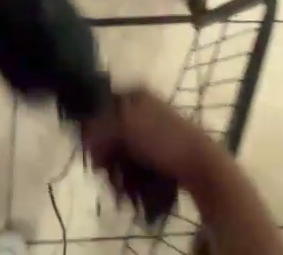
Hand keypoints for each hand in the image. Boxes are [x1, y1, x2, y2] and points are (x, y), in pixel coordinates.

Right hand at [80, 87, 227, 190]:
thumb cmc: (164, 139)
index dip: (91, 131)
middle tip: (107, 172)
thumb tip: (82, 134)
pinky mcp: (160, 151)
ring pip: (122, 152)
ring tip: (122, 185)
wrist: (200, 163)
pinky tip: (132, 189)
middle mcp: (142, 108)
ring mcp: (152, 130)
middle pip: (110, 133)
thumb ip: (100, 127)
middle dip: (106, 156)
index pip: (100, 107)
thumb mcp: (126, 127)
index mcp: (135, 94)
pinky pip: (136, 164)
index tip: (91, 153)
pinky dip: (130, 176)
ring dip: (117, 171)